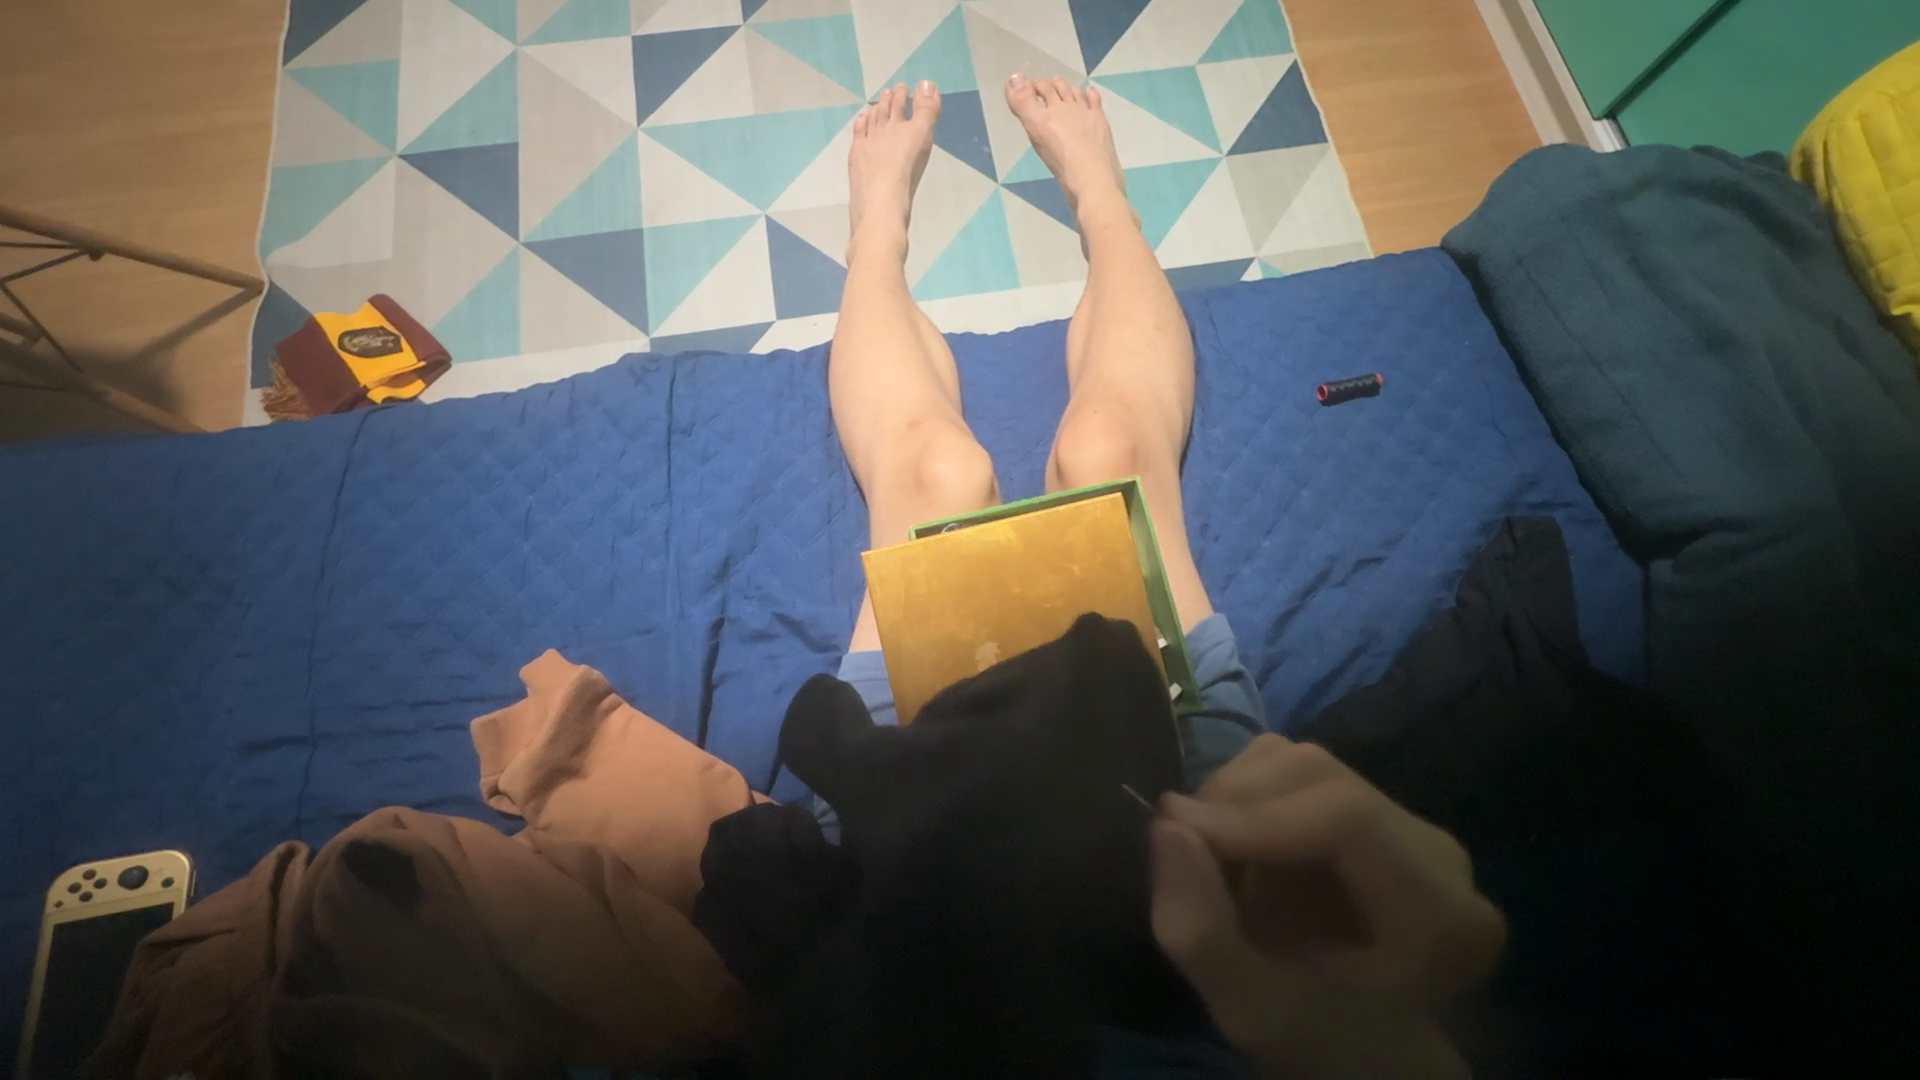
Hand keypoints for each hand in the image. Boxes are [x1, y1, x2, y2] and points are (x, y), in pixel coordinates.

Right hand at [1150, 735, 1504, 1078]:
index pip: (1347, 820)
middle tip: (1181, 848)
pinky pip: (1286, 763)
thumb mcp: (1249, 1010)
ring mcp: (1402, 821)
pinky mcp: (1363, 802)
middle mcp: (1437, 854)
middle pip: (1316, 778)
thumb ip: (1202, 932)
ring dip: (1229, 796)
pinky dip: (1238, 791)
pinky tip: (1233, 844)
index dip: (1252, 816)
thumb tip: (1165, 825)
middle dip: (1231, 803)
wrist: (1354, 1046)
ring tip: (1210, 855)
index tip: (1175, 831)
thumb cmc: (1316, 1042)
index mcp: (1443, 917)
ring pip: (1294, 761)